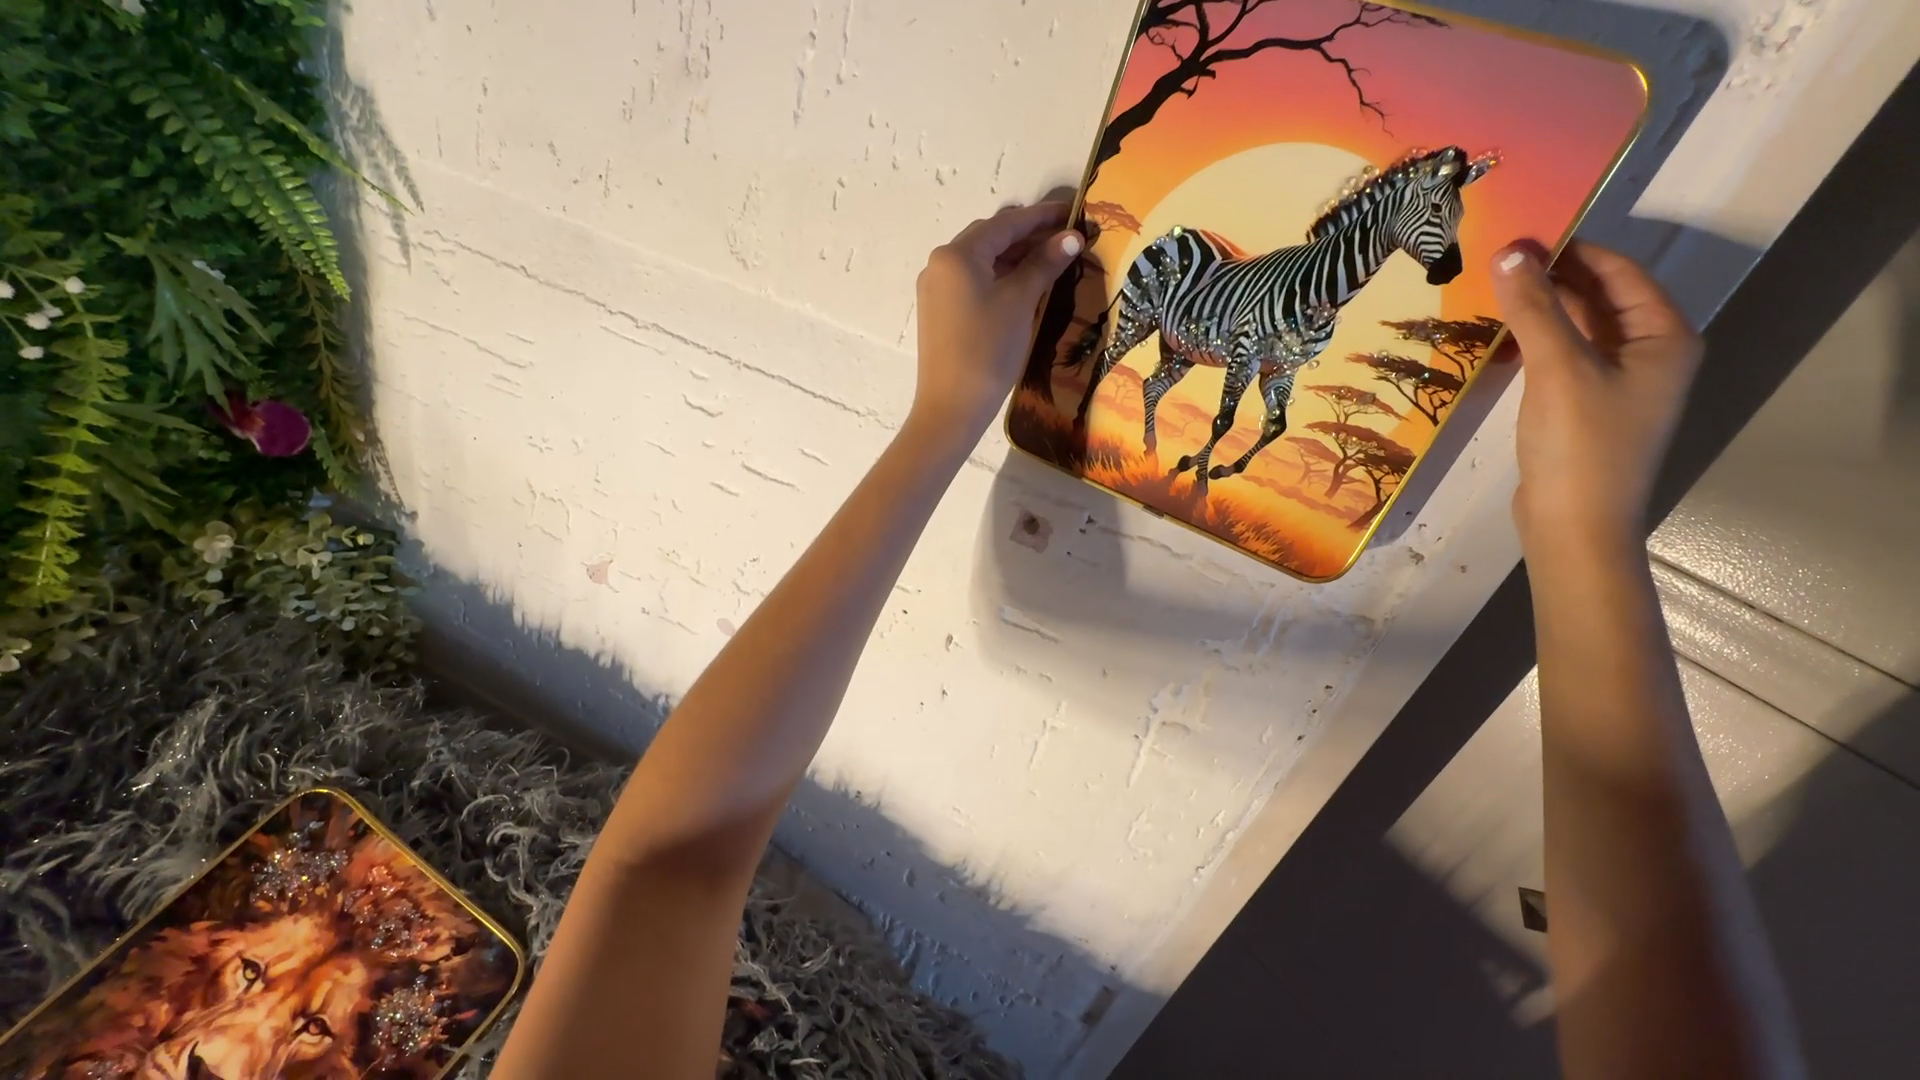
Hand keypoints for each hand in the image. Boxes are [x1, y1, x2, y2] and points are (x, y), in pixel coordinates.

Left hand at [911, 202, 1082, 438]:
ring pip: (982, 261)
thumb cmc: (988, 350)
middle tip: (1065, 239)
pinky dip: (999, 278)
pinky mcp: (939, 312)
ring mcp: (936, 289)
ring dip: (1015, 258)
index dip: (1042, 217)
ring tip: (1051, 261)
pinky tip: (1024, 285)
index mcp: (957, 254)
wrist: (952, 407)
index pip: (1006, 224)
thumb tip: (1071, 237)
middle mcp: (940, 264)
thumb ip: (1044, 264)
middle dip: (1028, 236)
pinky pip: (973, 282)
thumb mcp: (1020, 302)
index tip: (1072, 211)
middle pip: (991, 238)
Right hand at [1491, 240, 1702, 555]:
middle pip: (1600, 299)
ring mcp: (1618, 384)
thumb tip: (1510, 250)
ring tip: (1491, 295)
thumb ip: (1534, 307)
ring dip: (1539, 312)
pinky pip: (1562, 360)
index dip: (1573, 250)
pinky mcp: (1586, 409)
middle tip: (1496, 263)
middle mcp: (1650, 355)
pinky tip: (1500, 342)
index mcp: (1665, 337)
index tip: (1520, 236)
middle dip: (1551, 280)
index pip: (1620, 273)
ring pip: (1577, 330)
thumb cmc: (1581, 443)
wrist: (1575, 525)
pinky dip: (1534, 345)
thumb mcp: (1558, 368)